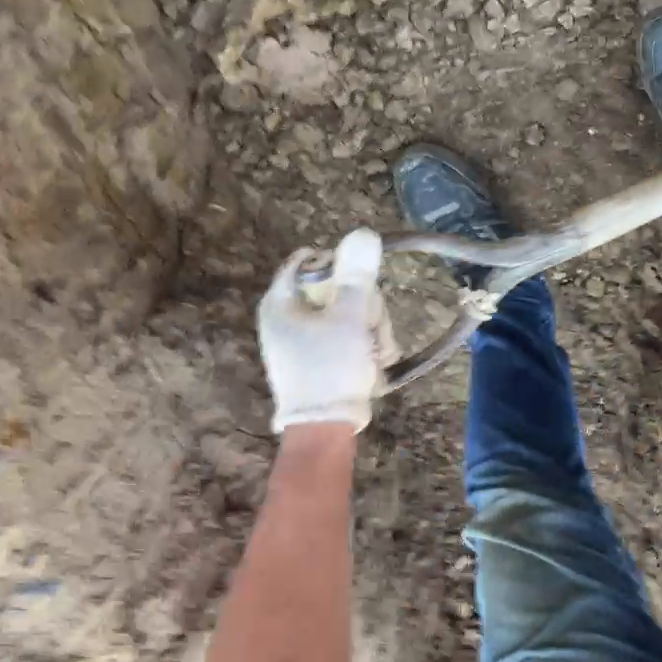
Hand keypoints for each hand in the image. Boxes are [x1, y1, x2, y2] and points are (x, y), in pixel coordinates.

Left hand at [258, 228, 398, 432]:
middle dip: (365, 307)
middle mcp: (284, 318)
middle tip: (375, 327)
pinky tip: (376, 362)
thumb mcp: (351, 316)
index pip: (308, 261)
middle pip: (334, 289)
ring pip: (346, 315)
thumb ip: (359, 275)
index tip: (363, 282)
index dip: (339, 264)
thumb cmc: (331, 367)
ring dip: (371, 330)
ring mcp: (298, 342)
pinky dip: (362, 346)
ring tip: (380, 353)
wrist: (324, 429)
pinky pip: (343, 338)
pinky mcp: (314, 362)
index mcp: (280, 302)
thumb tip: (364, 232)